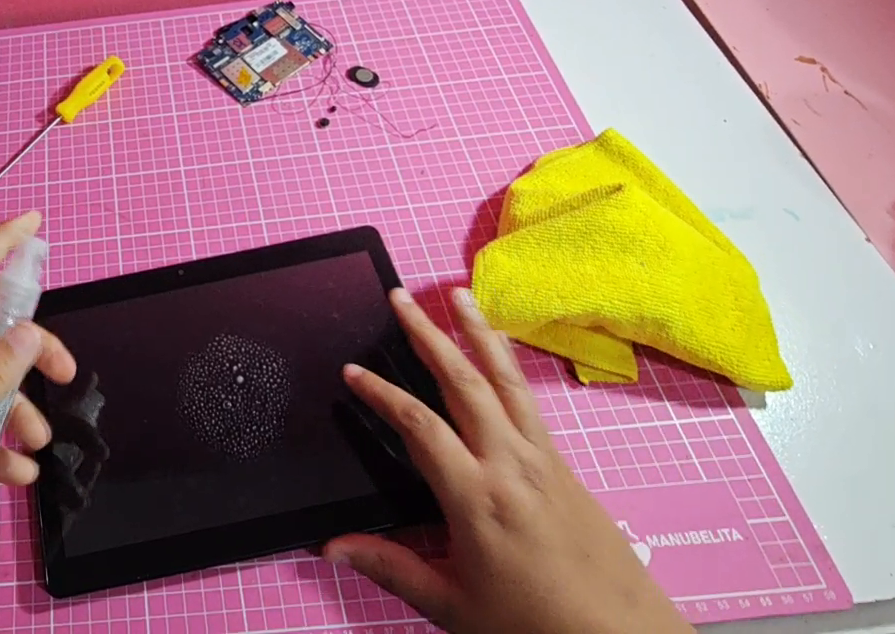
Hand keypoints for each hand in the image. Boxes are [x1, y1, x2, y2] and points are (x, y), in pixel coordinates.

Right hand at [324, 287, 692, 633]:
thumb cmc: (536, 628)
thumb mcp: (452, 606)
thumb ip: (390, 567)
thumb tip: (331, 548)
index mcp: (476, 497)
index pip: (418, 426)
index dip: (381, 393)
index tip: (352, 371)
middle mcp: (510, 464)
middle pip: (463, 380)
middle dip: (427, 333)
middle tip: (401, 297)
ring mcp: (542, 459)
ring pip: (504, 378)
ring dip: (477, 331)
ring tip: (458, 294)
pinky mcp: (563, 464)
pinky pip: (529, 400)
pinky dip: (508, 364)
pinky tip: (498, 351)